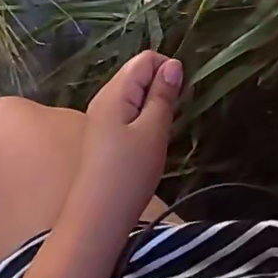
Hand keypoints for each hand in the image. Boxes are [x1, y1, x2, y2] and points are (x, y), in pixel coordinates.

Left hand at [64, 51, 181, 234]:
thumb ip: (163, 95)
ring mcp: (101, 116)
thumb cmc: (129, 173)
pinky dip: (143, 117)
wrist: (97, 219)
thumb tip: (173, 64)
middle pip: (137, 73)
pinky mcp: (103, 134)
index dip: (167, 69)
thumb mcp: (153, 130)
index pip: (145, 59)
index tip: (179, 96)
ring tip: (163, 129)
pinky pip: (127, 111)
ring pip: (134, 93)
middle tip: (173, 115)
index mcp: (115, 92)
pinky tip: (150, 139)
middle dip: (161, 86)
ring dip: (153, 103)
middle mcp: (104, 98)